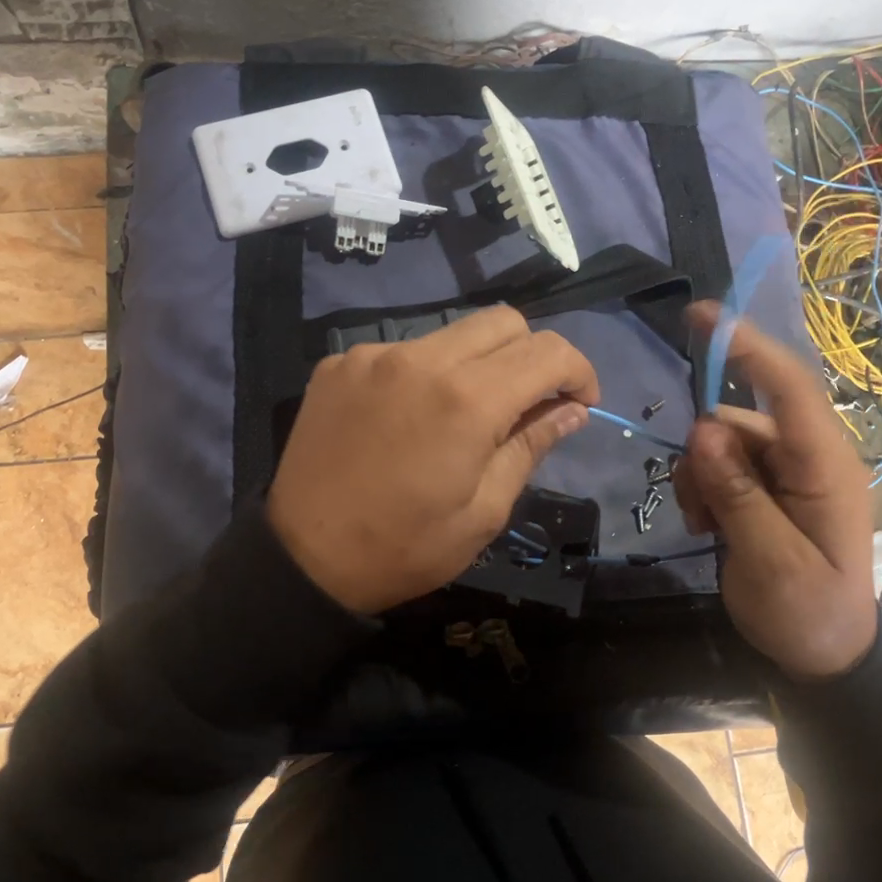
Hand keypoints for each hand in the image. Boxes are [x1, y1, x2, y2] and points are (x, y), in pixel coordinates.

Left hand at [267, 306, 599, 614]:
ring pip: (451, 332)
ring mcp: (373, 356)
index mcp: (466, 401)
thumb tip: (571, 409)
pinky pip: (402, 350)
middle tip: (528, 403)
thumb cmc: (403, 549)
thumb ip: (529, 447)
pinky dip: (424, 372)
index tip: (579, 402)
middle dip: (531, 355)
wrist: (302, 559)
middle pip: (503, 322)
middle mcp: (420, 359)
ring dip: (477, 362)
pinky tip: (410, 416)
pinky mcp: (338, 364)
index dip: (578, 371)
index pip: (546, 352)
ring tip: (465, 413)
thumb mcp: (482, 513)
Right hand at [674, 302, 875, 680]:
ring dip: (701, 478)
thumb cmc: (808, 615)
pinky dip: (704, 489)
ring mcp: (790, 474)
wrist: (826, 660)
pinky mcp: (771, 491)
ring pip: (724, 444)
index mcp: (827, 467)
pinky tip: (707, 526)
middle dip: (705, 453)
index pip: (789, 388)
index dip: (747, 347)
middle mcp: (810, 458)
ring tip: (703, 526)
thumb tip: (702, 430)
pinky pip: (723, 467)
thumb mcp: (770, 562)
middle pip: (739, 420)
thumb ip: (737, 494)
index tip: (699, 315)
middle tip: (695, 509)